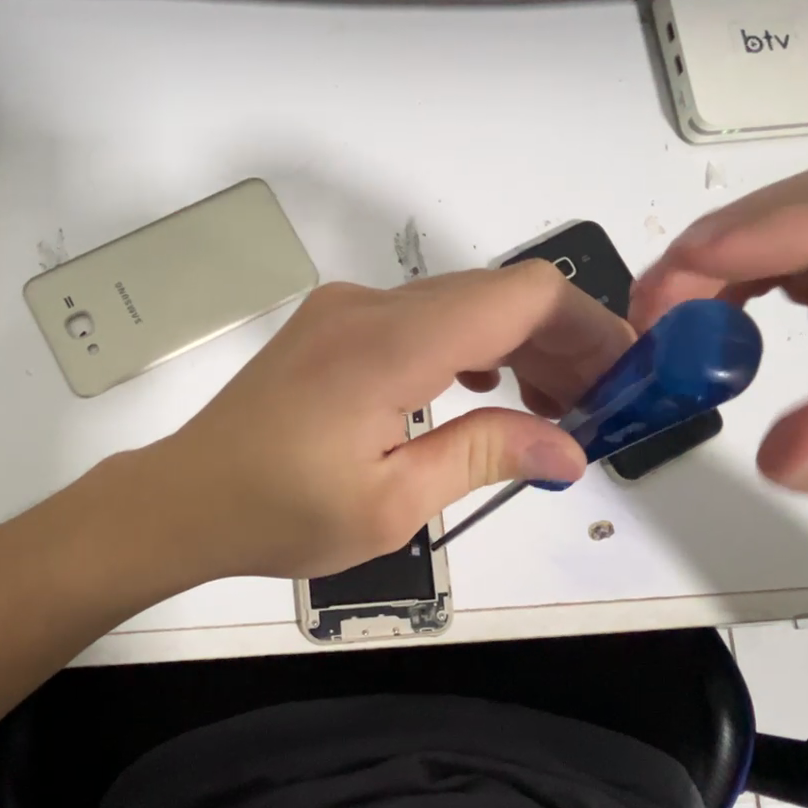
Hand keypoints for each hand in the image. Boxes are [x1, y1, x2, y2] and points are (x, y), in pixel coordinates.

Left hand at [147, 263, 635, 578]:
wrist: (186, 500)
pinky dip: (464, 345)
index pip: (521, 295)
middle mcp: (367, 307)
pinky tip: (475, 391)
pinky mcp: (328, 326)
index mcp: (388, 345)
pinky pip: (417, 316)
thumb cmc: (277, 513)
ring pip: (458, 303)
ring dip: (512, 344)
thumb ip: (484, 457)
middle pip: (495, 293)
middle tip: (591, 406)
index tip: (621, 376)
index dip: (587, 326)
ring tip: (543, 406)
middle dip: (558, 341)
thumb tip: (568, 448)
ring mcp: (342, 310)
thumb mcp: (392, 503)